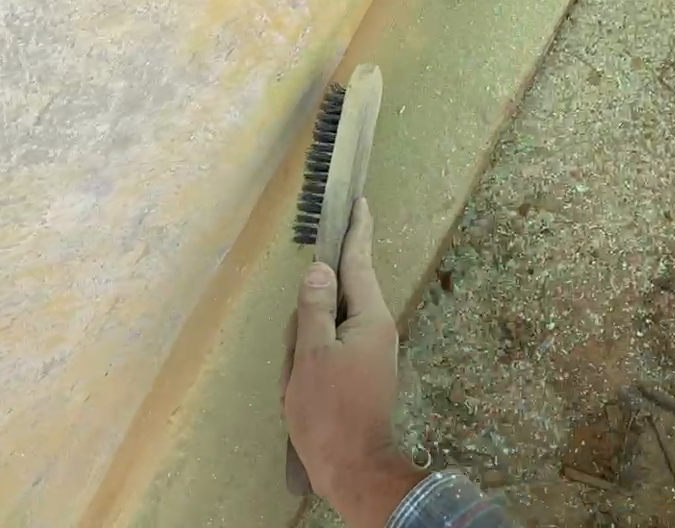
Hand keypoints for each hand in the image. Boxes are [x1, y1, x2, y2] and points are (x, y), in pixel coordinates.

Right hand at [281, 198, 425, 525]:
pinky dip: (312, 357)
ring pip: (330, 324)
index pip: (360, 262)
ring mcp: (370, 352)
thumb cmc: (330, 412)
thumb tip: (320, 268)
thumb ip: (314, 307)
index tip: (360, 201)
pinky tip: (302, 384)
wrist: (353, 472)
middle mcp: (376, 329)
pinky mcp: (361, 372)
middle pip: (340, 294)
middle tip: (298, 348)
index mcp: (370, 318)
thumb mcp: (311, 355)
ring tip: (299, 380)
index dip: (357, 230)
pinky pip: (331, 347)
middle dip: (312, 311)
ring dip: (307, 343)